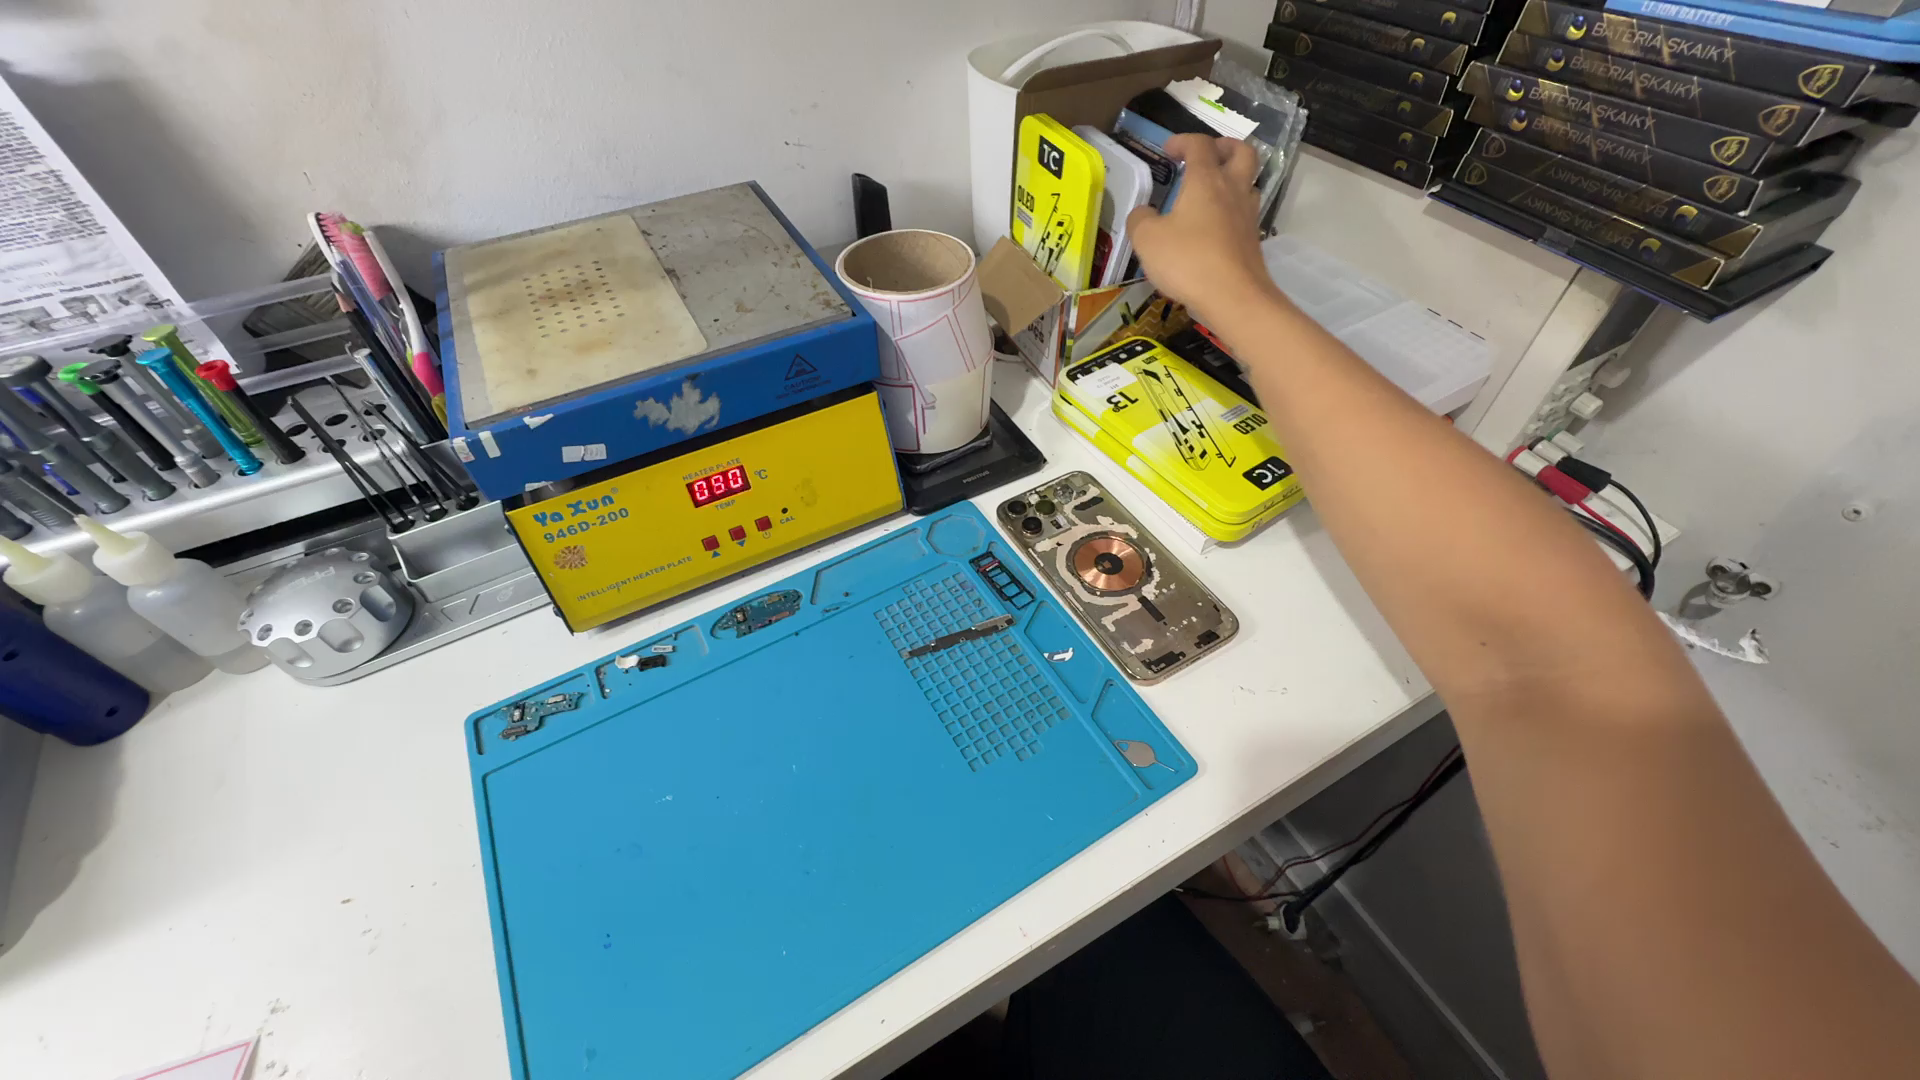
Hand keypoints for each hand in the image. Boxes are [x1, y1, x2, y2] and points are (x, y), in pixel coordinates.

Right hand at [1125, 135, 1278, 325]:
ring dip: (1234, 177)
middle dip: (1224, 146)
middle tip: (1208, 155)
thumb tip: (1142, 212)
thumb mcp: (1147, 240)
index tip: (1168, 149)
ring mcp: (1247, 214)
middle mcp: (1232, 189)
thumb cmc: (1187, 261)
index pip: (1199, 145)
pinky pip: (1245, 211)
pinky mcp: (1252, 239)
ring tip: (1213, 190)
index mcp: (1205, 180)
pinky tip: (1217, 224)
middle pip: (1241, 152)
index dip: (1183, 141)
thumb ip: (1140, 220)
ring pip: (1248, 181)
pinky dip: (1233, 208)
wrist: (1232, 296)